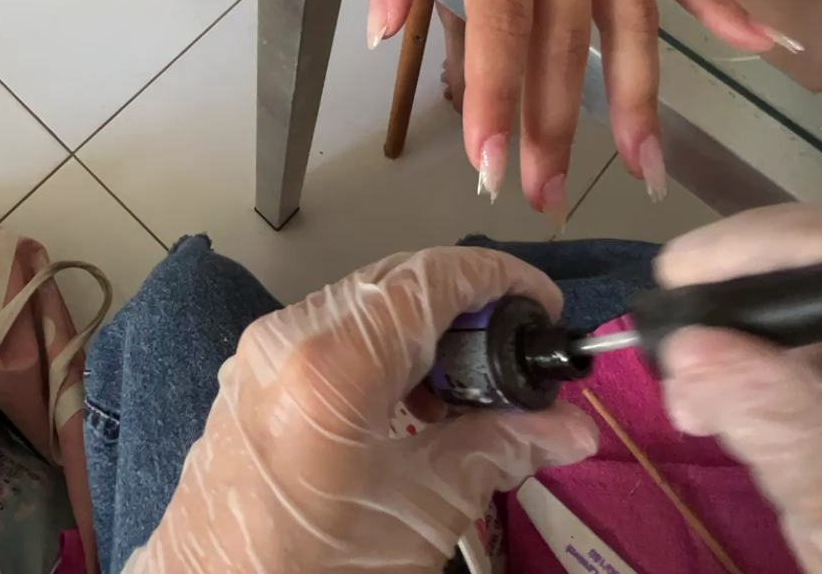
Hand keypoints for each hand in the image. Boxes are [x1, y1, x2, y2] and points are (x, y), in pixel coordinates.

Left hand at [124, 248, 597, 573]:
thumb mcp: (419, 513)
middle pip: (394, 279)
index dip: (495, 276)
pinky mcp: (252, 361)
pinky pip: (329, 322)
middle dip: (462, 297)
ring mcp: (262, 343)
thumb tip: (570, 428)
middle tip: (511, 340)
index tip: (542, 302)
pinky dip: (378, 338)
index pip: (427, 280)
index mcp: (332, 365)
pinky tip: (405, 391)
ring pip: (362, 296)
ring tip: (463, 378)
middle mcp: (289, 332)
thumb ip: (496, 451)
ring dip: (421, 319)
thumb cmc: (318, 566)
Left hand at [361, 0, 777, 214]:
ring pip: (631, 21)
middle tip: (545, 193)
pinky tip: (759, 50)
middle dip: (553, 124)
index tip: (490, 164)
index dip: (495, 97)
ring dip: (635, 99)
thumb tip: (381, 30)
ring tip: (642, 168)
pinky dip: (722, 5)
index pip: (500, 23)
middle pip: (564, 40)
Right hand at [657, 204, 821, 573]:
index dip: (783, 243)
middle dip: (745, 283)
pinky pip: (812, 318)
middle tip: (672, 325)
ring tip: (688, 387)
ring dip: (736, 320)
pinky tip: (713, 394)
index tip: (685, 270)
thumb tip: (691, 343)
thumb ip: (785, 436)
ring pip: (821, 284)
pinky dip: (748, 344)